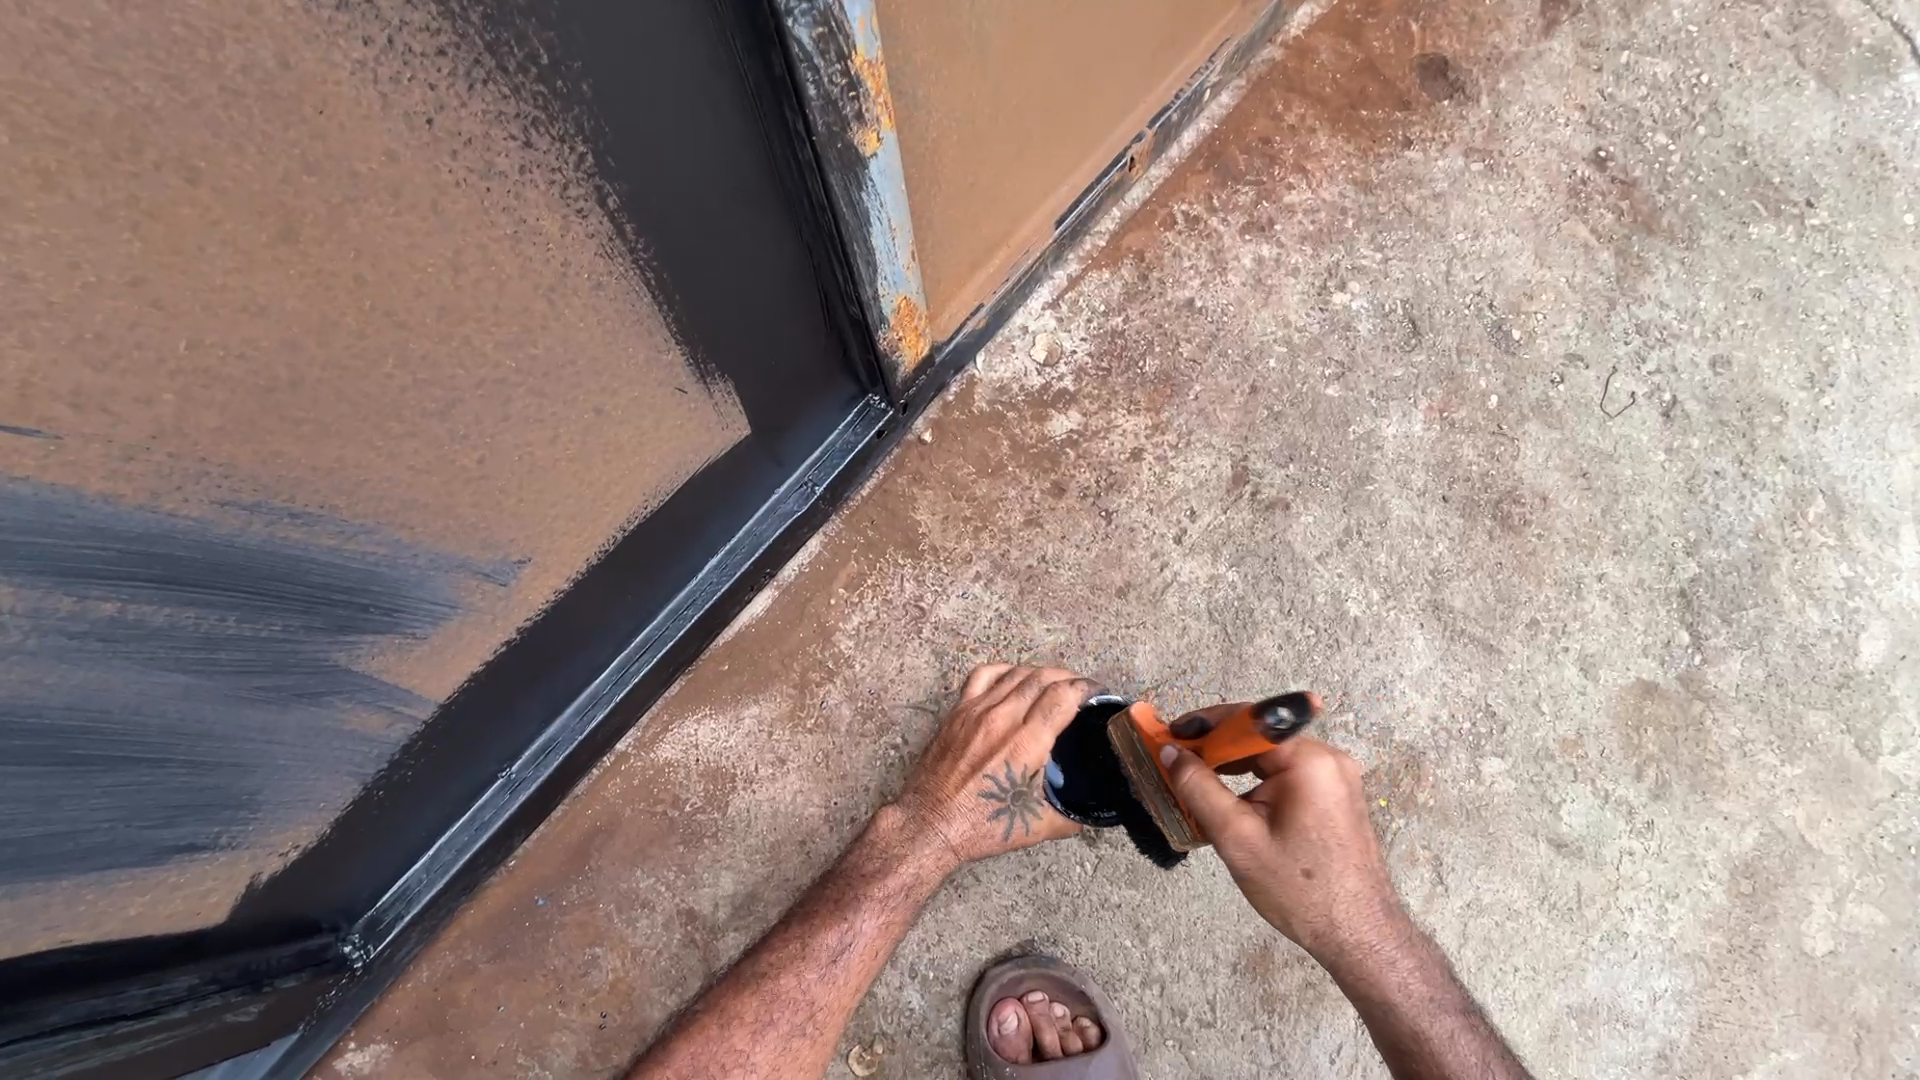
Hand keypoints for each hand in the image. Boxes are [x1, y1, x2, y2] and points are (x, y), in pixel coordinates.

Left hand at [892, 665, 1097, 869]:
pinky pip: (982, 675)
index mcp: (1027, 743)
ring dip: (1039, 672)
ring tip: (1052, 681)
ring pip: (1014, 672)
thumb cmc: (981, 826)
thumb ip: (1074, 817)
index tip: (1096, 692)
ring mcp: (976, 711)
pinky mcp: (958, 712)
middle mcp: (1002, 718)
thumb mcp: (1039, 826)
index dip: (1085, 688)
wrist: (932, 823)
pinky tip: (1012, 677)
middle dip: (1067, 677)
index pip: (1063, 695)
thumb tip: (1096, 813)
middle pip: (1042, 677)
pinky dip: (1004, 670)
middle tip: (1079, 688)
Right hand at [1161, 736, 1404, 964]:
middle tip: (1178, 762)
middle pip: (1259, 736)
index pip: (1246, 721)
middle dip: (1216, 746)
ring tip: (1199, 782)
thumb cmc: (1298, 888)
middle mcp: (1328, 758)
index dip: (1204, 725)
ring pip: (1271, 756)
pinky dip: (1256, 780)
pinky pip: (1287, 773)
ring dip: (1234, 765)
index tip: (1170, 737)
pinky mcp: (1336, 796)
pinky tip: (1233, 801)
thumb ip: (1198, 786)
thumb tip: (1170, 751)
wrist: (1360, 938)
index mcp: (1308, 760)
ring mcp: (1336, 777)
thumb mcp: (1236, 836)